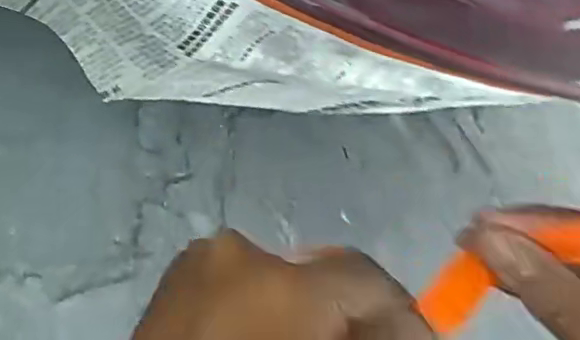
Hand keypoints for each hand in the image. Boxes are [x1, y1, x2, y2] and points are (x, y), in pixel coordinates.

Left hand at [134, 230, 431, 339]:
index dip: (401, 318)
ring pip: (276, 280)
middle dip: (348, 317)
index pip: (365, 276)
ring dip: (303, 314)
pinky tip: (261, 339)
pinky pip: (238, 283)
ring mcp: (201, 255)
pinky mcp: (177, 271)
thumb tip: (401, 332)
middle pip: (318, 274)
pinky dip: (261, 309)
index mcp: (284, 281)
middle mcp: (239, 249)